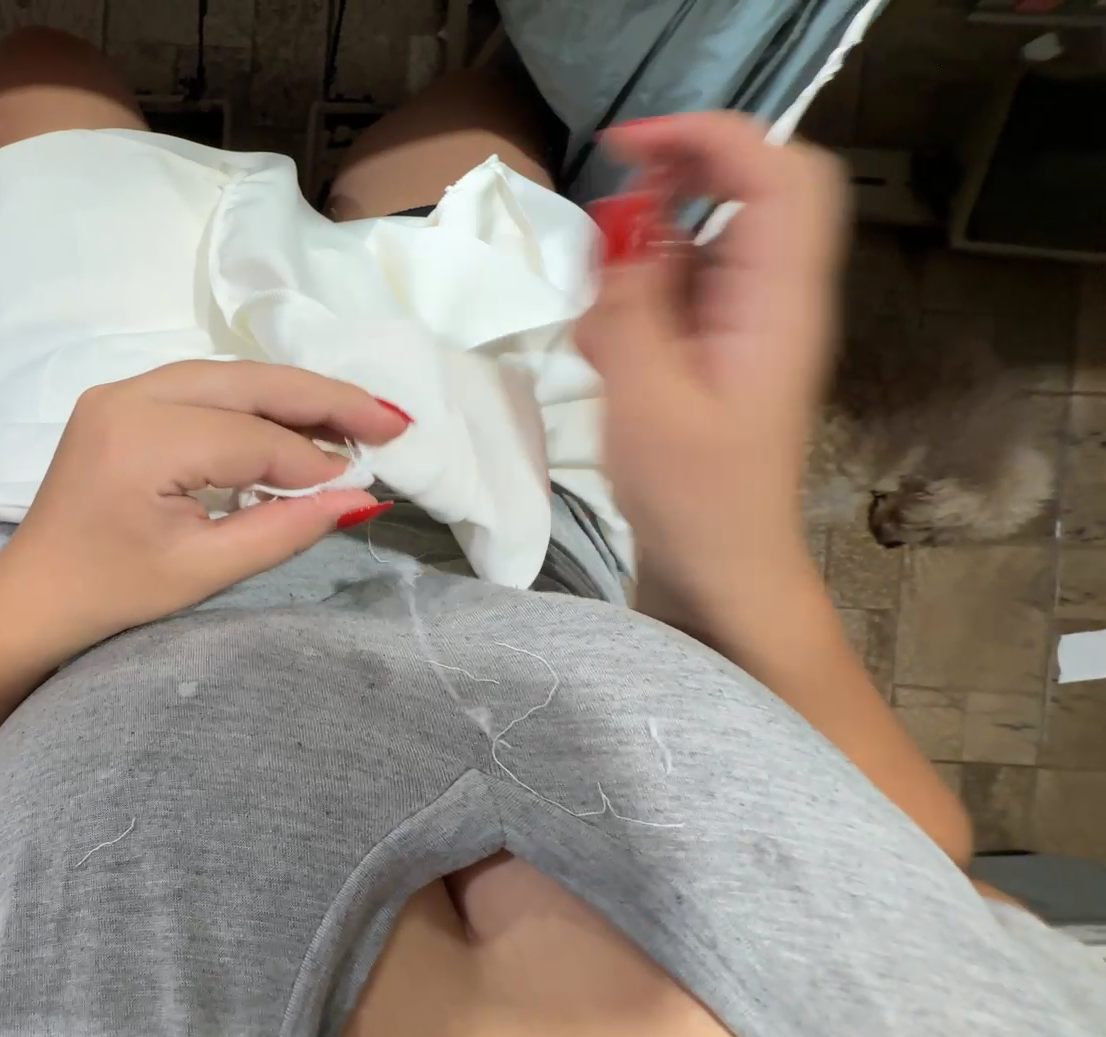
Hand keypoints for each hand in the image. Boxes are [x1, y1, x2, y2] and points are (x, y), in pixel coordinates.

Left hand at [0, 360, 408, 661]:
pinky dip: (249, 406)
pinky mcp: (117, 402)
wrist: (32, 597)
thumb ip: (283, 531)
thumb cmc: (110, 596)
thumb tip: (362, 498)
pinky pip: (200, 390)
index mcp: (142, 440)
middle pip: (246, 382)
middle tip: (391, 420)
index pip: (251, 439)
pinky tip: (287, 428)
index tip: (369, 480)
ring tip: (352, 422)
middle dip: (323, 399)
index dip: (314, 461)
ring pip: (227, 378)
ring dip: (289, 398)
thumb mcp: (202, 571)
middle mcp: (128, 396)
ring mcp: (118, 393)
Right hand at [574, 112, 847, 622]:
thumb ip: (634, 309)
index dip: (705, 139)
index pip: (772, 176)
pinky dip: (629, 303)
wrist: (717, 561)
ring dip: (636, 262)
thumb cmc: (692, 495)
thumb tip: (619, 231)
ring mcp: (741, 324)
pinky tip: (600, 351)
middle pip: (741, 195)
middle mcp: (769, 299)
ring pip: (696, 246)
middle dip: (668, 188)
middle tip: (599, 219)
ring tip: (596, 321)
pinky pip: (673, 294)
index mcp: (775, 304)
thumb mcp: (649, 401)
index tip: (623, 146)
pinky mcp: (710, 350)